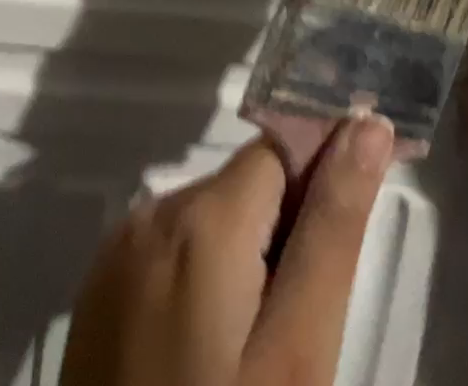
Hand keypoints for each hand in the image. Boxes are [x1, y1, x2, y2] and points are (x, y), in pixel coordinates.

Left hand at [59, 116, 395, 385]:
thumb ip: (334, 226)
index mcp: (200, 216)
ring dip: (251, 253)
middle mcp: (150, 213)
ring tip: (257, 339)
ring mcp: (117, 253)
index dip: (326, 179)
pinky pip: (175, 249)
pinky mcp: (101, 290)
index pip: (285, 148)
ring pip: (214, 216)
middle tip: (301, 316)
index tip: (347, 235)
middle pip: (248, 182)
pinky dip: (209, 273)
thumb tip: (367, 125)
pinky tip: (213, 343)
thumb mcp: (297, 343)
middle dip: (289, 227)